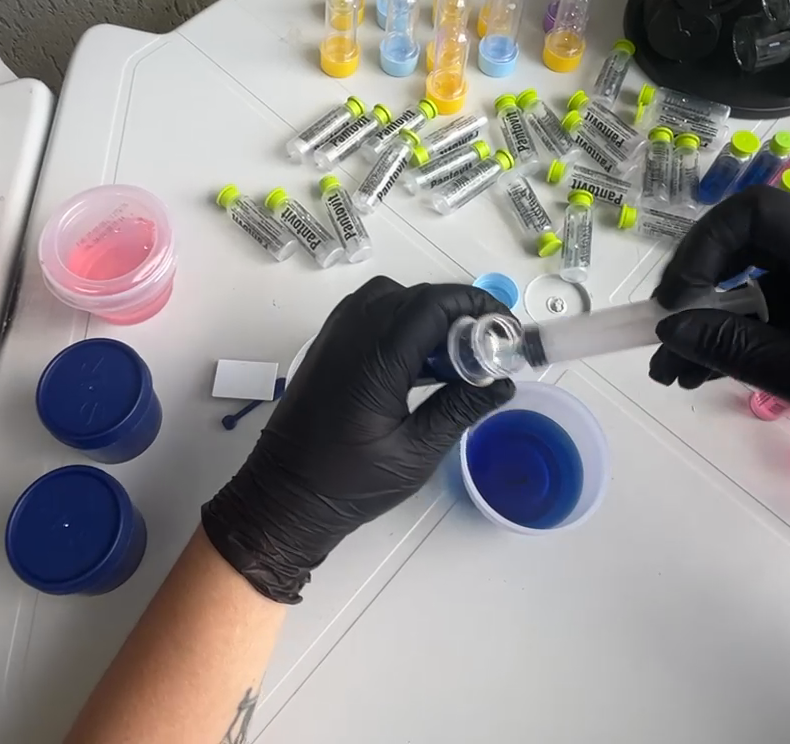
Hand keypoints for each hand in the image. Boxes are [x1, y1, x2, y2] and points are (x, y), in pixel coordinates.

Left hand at [202, 278, 514, 602]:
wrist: (284, 495)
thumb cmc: (349, 483)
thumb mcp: (416, 454)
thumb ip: (460, 409)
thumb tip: (503, 383)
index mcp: (377, 359)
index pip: (434, 305)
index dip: (476, 306)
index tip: (505, 327)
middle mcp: (353, 333)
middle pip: (416, 295)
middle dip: (459, 310)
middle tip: (488, 343)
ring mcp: (336, 334)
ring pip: (392, 295)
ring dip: (428, 310)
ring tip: (455, 350)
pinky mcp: (328, 343)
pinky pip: (370, 309)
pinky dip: (401, 316)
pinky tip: (417, 354)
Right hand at [650, 187, 789, 532]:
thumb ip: (735, 346)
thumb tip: (669, 327)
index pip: (752, 215)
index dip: (700, 250)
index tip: (674, 304)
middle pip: (755, 254)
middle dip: (702, 297)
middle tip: (668, 349)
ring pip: (772, 291)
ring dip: (725, 326)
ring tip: (685, 376)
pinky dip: (761, 339)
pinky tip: (731, 373)